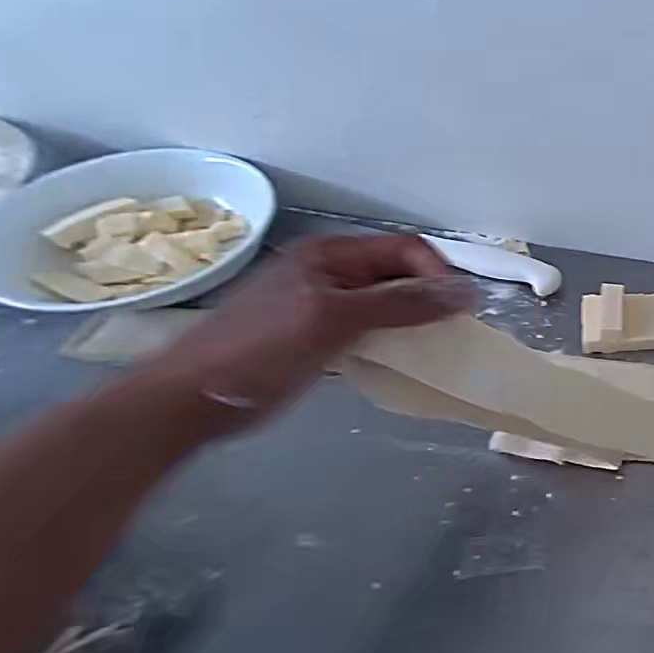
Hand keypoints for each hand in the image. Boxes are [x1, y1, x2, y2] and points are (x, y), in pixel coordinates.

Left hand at [136, 234, 476, 429]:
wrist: (183, 403)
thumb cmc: (258, 353)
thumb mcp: (335, 320)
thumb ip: (404, 303)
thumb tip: (469, 292)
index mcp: (331, 254)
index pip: (407, 249)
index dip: (437, 273)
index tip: (456, 310)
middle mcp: (331, 270)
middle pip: (401, 273)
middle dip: (431, 297)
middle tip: (450, 330)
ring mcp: (324, 302)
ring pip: (390, 301)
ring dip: (416, 319)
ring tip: (431, 344)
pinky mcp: (321, 333)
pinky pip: (374, 326)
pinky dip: (395, 337)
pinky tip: (401, 357)